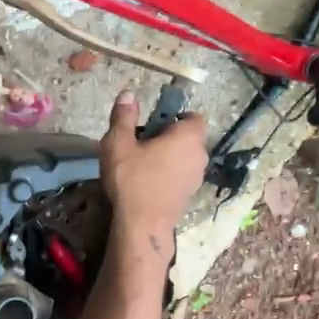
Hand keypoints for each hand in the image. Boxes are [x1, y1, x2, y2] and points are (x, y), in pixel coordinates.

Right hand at [99, 89, 208, 244]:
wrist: (142, 224)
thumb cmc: (131, 179)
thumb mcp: (118, 144)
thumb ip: (123, 117)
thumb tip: (128, 94)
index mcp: (187, 137)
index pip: (194, 117)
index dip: (176, 116)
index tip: (153, 124)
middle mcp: (200, 155)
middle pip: (189, 138)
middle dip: (169, 137)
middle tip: (141, 143)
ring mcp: (197, 177)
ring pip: (185, 158)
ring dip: (169, 157)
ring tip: (142, 164)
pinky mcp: (190, 194)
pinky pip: (181, 175)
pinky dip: (169, 174)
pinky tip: (147, 182)